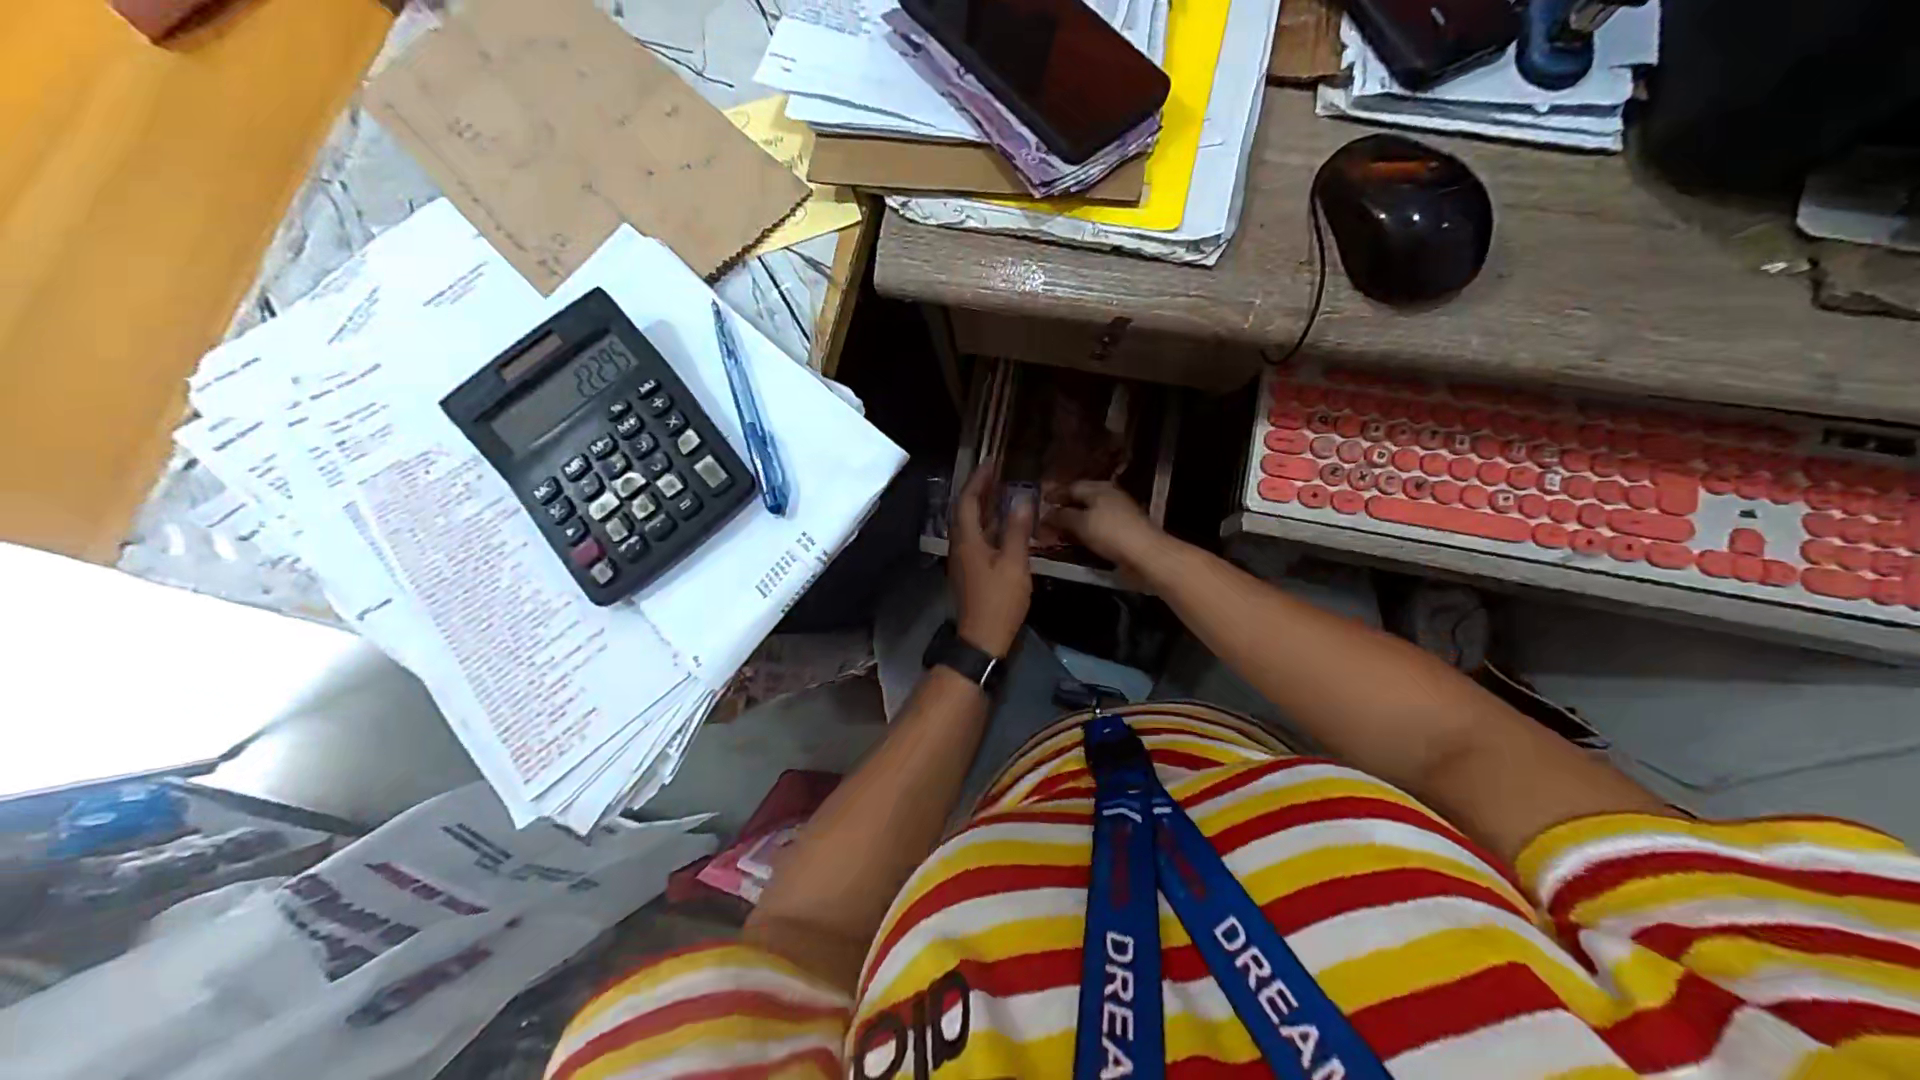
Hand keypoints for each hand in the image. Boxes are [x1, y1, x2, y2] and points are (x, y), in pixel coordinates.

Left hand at [949, 463, 1033, 656]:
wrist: (982, 638)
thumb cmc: (999, 600)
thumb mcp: (1014, 564)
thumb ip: (1017, 530)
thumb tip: (1022, 500)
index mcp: (967, 540)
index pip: (967, 500)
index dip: (978, 479)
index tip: (992, 462)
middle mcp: (959, 546)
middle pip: (965, 510)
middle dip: (979, 490)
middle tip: (998, 474)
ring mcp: (963, 560)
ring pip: (970, 525)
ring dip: (983, 507)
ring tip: (1002, 493)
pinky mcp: (970, 571)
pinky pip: (976, 538)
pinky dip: (988, 525)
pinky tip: (1004, 526)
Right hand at [1044, 481, 1164, 571]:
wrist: (1145, 555)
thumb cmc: (1111, 534)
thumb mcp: (1081, 523)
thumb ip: (1061, 516)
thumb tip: (1046, 514)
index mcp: (1099, 489)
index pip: (1071, 487)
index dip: (1055, 494)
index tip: (1040, 502)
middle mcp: (1108, 496)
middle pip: (1080, 499)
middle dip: (1063, 508)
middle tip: (1046, 519)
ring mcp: (1117, 513)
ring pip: (1088, 514)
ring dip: (1072, 522)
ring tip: (1057, 532)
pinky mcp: (1121, 530)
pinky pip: (1096, 526)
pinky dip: (1083, 531)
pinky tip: (1076, 540)